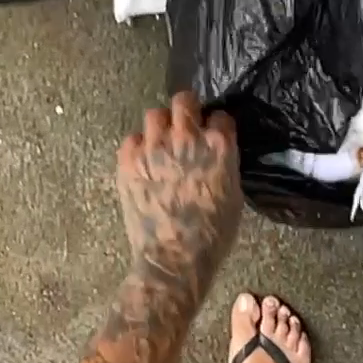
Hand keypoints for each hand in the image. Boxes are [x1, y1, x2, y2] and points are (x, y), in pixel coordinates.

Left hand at [116, 91, 242, 288]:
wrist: (174, 261)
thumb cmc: (212, 239)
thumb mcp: (234, 199)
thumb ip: (225, 166)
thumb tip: (217, 156)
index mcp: (219, 146)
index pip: (219, 116)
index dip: (215, 128)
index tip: (211, 140)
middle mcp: (186, 137)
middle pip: (184, 101)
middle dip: (186, 113)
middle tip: (184, 132)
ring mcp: (154, 147)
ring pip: (154, 115)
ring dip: (160, 129)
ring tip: (161, 150)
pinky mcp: (128, 161)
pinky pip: (131, 140)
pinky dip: (137, 150)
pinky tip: (143, 167)